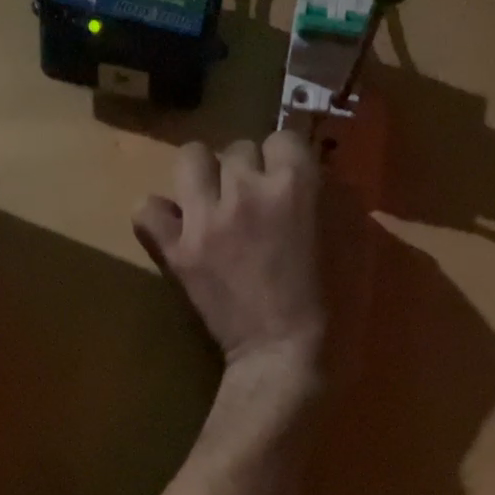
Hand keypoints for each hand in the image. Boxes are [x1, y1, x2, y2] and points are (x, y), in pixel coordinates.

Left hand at [134, 132, 327, 370]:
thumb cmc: (329, 308)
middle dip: (246, 173)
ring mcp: (205, 221)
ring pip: (191, 159)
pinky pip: (147, 210)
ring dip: (203, 178)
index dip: (285, 162)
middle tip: (253, 208)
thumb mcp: (348, 242)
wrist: (283, 358)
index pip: (284, 137)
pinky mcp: (176, 253)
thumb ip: (327, 200)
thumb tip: (311, 178)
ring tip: (213, 206)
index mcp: (296, 184)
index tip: (287, 188)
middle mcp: (246, 190)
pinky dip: (159, 217)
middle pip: (238, 149)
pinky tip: (177, 231)